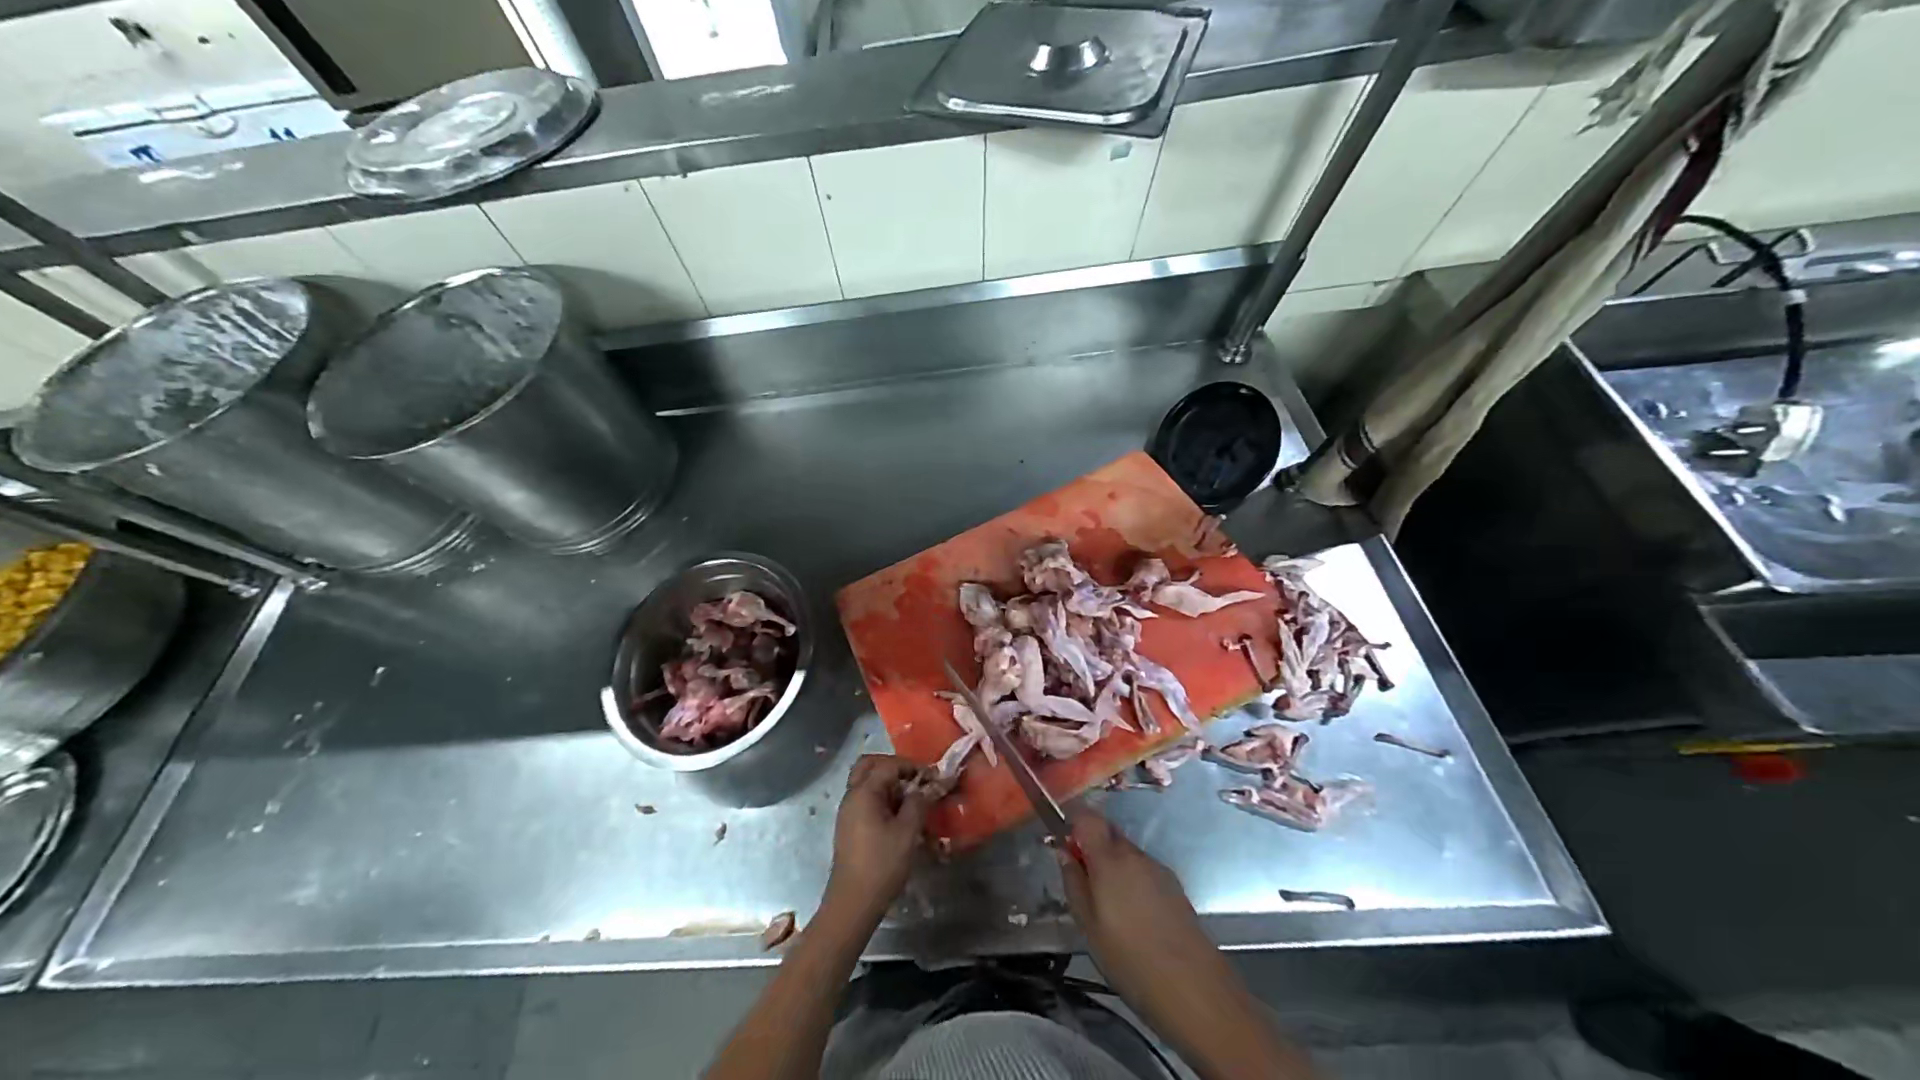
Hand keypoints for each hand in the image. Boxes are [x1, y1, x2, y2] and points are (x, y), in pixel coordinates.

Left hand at [824, 755, 931, 920]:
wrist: (853, 902)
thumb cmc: (882, 864)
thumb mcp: (908, 832)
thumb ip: (919, 803)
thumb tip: (928, 787)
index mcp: (863, 792)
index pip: (889, 765)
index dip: (913, 767)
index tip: (933, 778)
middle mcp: (851, 796)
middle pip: (869, 766)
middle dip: (894, 767)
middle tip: (916, 779)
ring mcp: (848, 812)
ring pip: (866, 783)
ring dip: (889, 783)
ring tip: (912, 799)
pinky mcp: (849, 827)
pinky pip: (866, 800)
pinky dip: (883, 799)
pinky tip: (900, 816)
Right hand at [1057, 811, 1316, 1079]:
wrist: (1194, 988)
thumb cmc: (1129, 958)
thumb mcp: (1087, 925)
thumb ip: (1073, 882)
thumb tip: (1064, 853)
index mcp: (1110, 859)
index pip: (1088, 817)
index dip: (1073, 821)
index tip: (1062, 841)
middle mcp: (1136, 855)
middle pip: (1109, 832)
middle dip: (1091, 845)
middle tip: (1080, 876)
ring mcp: (1159, 870)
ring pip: (1127, 853)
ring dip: (1112, 864)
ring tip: (1105, 903)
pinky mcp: (1175, 887)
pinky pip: (1144, 871)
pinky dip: (1131, 880)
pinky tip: (1131, 914)